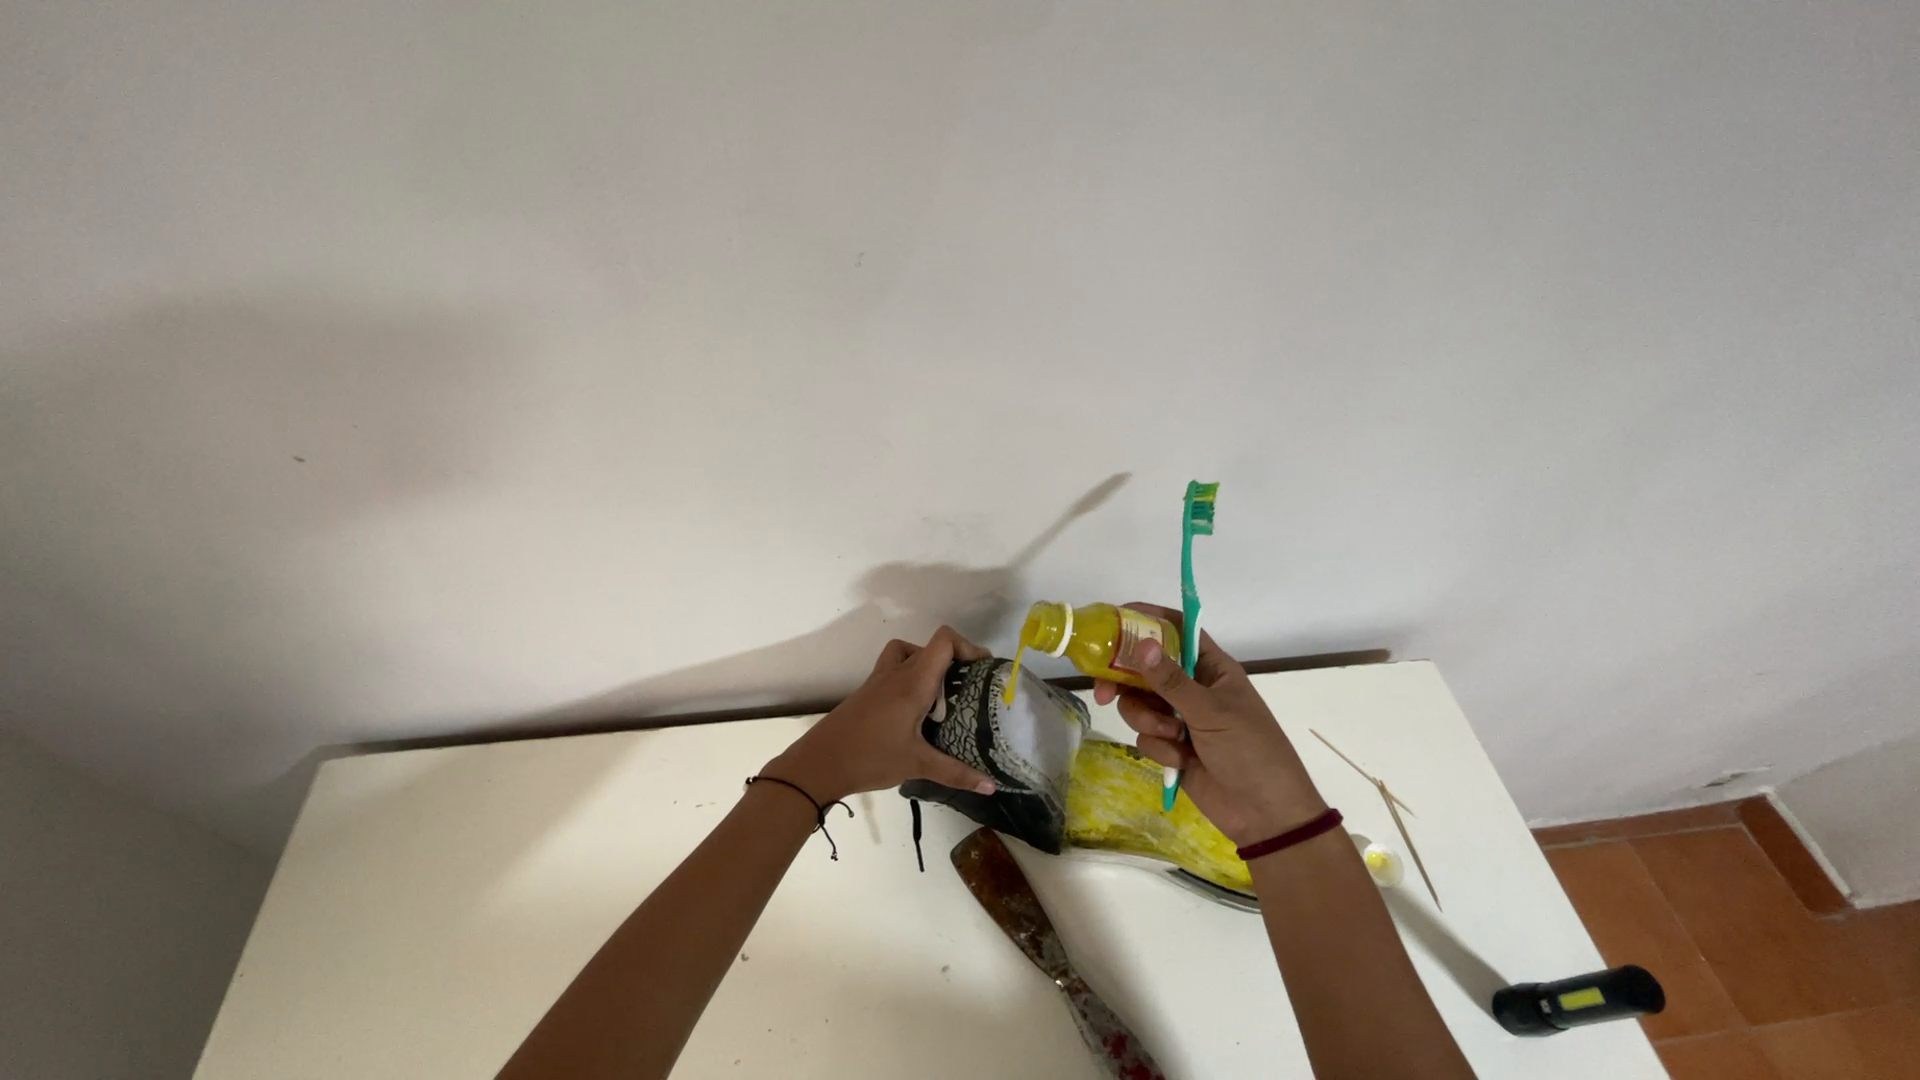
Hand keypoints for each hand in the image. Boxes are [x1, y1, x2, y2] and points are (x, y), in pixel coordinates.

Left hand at [763, 626, 999, 802]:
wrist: (817, 763)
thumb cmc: (870, 757)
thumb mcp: (917, 765)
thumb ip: (956, 773)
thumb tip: (992, 787)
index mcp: (913, 682)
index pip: (944, 641)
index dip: (967, 647)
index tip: (981, 671)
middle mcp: (896, 673)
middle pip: (930, 648)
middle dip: (954, 663)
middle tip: (968, 691)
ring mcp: (878, 681)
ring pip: (908, 655)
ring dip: (928, 667)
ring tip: (941, 698)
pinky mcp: (867, 693)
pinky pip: (894, 671)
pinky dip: (910, 680)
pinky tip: (915, 714)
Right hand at [1093, 603, 1326, 846]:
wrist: (1265, 814)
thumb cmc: (1251, 751)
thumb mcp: (1211, 712)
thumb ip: (1171, 680)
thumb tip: (1140, 644)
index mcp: (1211, 667)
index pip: (1175, 629)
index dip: (1146, 620)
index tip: (1113, 621)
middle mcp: (1192, 686)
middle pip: (1145, 667)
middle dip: (1126, 680)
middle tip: (1105, 691)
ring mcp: (1180, 717)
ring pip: (1139, 704)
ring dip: (1148, 721)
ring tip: (1172, 738)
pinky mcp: (1171, 746)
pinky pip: (1145, 735)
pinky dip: (1159, 748)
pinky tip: (1181, 761)